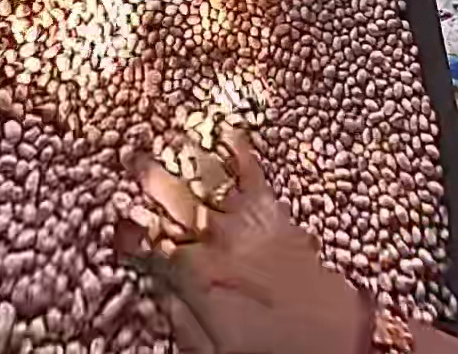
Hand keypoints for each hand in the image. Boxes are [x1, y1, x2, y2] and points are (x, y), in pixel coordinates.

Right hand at [134, 129, 364, 353]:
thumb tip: (157, 291)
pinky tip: (225, 127)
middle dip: (151, 176)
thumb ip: (183, 322)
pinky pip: (249, 169)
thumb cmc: (274, 352)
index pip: (153, 243)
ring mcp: (244, 219)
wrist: (338, 343)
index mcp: (197, 277)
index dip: (133, 225)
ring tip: (170, 131)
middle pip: (175, 200)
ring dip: (187, 155)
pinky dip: (236, 146)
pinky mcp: (272, 208)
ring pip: (207, 179)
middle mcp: (217, 240)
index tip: (120, 209)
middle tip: (133, 154)